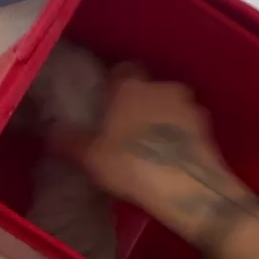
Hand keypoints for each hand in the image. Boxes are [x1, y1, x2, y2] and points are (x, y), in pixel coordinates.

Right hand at [69, 66, 257, 250]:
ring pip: (170, 106)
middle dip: (138, 102)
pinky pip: (186, 127)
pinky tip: (167, 157)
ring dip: (161, 119)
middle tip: (123, 126)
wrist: (187, 189)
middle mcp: (164, 88)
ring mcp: (190, 108)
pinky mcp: (209, 130)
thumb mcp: (89, 157)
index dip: (113, 83)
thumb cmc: (131, 164)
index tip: (104, 100)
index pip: (123, 69)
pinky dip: (178, 136)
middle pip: (149, 88)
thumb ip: (69, 142)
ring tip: (147, 144)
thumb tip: (50, 132)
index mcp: (132, 87)